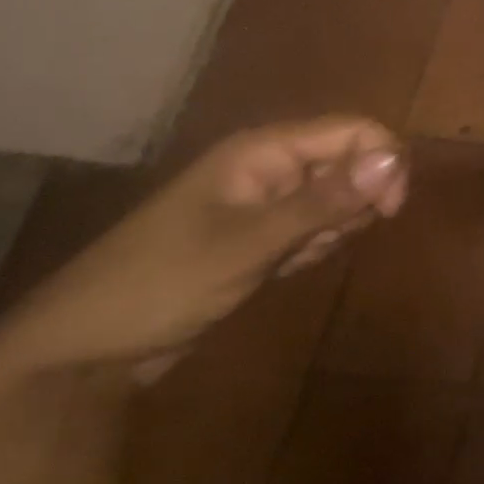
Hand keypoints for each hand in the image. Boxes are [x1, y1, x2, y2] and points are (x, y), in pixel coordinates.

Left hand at [0, 117, 407, 384]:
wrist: (85, 353)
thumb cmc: (163, 283)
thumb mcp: (250, 243)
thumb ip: (326, 201)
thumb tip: (398, 158)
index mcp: (263, 151)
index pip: (355, 131)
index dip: (385, 161)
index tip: (390, 210)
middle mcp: (270, 165)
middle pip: (352, 162)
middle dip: (355, 203)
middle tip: (322, 242)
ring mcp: (266, 200)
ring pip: (340, 197)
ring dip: (334, 229)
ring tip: (293, 260)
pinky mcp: (264, 232)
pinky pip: (318, 225)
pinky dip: (316, 246)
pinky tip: (285, 269)